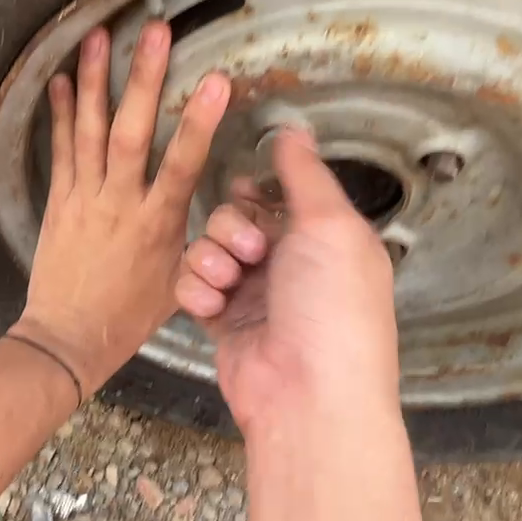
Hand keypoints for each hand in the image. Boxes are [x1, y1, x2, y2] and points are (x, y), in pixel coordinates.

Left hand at [14, 22, 229, 389]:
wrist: (69, 338)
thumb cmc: (128, 317)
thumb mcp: (176, 283)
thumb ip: (192, 240)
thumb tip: (217, 218)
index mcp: (158, 225)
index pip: (183, 165)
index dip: (199, 122)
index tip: (216, 81)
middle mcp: (119, 204)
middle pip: (131, 134)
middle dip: (143, 79)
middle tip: (154, 31)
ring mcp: (83, 199)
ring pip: (89, 133)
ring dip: (95, 82)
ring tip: (98, 37)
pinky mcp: (57, 202)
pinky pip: (59, 152)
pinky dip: (60, 115)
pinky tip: (60, 81)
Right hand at [172, 129, 399, 437]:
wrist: (305, 392)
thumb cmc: (332, 307)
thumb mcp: (330, 226)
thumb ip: (305, 174)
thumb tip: (295, 128)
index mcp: (323, 239)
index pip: (278, 196)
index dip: (257, 191)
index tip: (249, 192)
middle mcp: (287, 263)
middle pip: (233, 217)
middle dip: (231, 228)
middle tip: (250, 251)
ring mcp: (251, 293)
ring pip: (206, 249)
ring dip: (210, 259)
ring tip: (228, 283)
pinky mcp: (220, 320)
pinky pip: (190, 286)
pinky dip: (196, 292)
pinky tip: (211, 307)